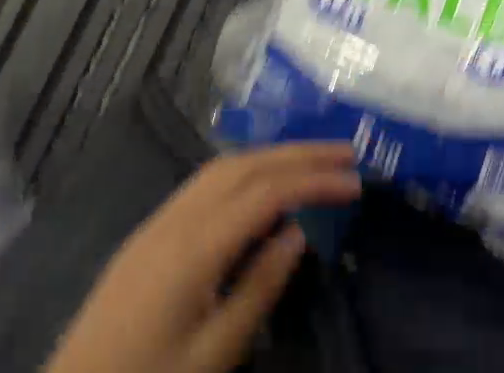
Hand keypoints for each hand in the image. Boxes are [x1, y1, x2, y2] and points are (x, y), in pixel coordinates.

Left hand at [46, 143, 360, 372]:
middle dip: (299, 153)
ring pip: (222, 168)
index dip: (315, 181)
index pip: (267, 193)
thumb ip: (260, 286)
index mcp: (194, 248)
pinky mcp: (147, 235)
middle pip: (245, 166)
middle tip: (347, 153)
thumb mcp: (215, 350)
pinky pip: (204, 184)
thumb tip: (297, 232)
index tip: (355, 182)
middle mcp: (175, 221)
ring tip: (314, 161)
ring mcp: (156, 224)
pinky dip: (245, 171)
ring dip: (272, 156)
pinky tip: (263, 186)